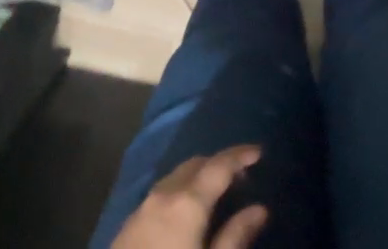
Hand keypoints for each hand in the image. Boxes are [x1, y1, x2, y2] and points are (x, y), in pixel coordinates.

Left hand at [110, 146, 268, 248]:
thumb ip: (235, 236)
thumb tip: (259, 209)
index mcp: (188, 202)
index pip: (219, 165)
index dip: (240, 155)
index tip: (258, 151)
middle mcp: (164, 195)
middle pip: (195, 164)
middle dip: (218, 164)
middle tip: (240, 178)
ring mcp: (142, 208)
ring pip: (174, 178)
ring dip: (196, 177)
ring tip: (215, 194)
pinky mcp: (127, 225)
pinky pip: (159, 194)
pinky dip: (178, 192)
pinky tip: (184, 213)